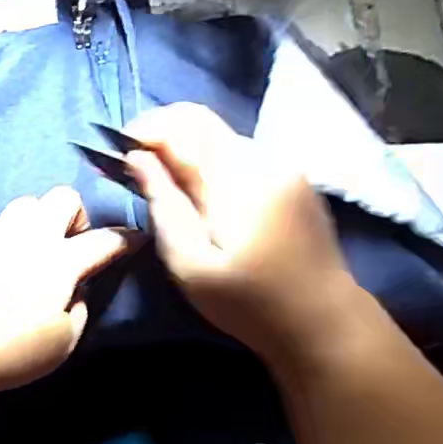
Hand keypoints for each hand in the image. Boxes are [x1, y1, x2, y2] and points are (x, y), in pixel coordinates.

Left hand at [0, 187, 134, 398]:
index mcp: (62, 261)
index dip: (127, 239)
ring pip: (24, 201)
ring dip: (37, 218)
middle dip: (77, 215)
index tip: (138, 240)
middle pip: (63, 197)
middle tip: (73, 248)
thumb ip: (79, 310)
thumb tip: (76, 290)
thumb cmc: (10, 350)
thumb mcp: (63, 343)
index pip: (105, 241)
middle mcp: (31, 237)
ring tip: (36, 249)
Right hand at [123, 103, 374, 363]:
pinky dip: (214, 167)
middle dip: (165, 138)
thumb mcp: (190, 264)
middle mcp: (266, 158)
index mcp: (239, 176)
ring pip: (224, 141)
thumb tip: (137, 158)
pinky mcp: (295, 182)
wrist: (321, 321)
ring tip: (165, 186)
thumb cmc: (248, 302)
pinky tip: (204, 199)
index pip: (187, 121)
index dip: (148, 127)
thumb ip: (163, 205)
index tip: (120, 150)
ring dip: (189, 153)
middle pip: (206, 126)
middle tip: (136, 170)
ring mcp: (286, 168)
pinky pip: (244, 159)